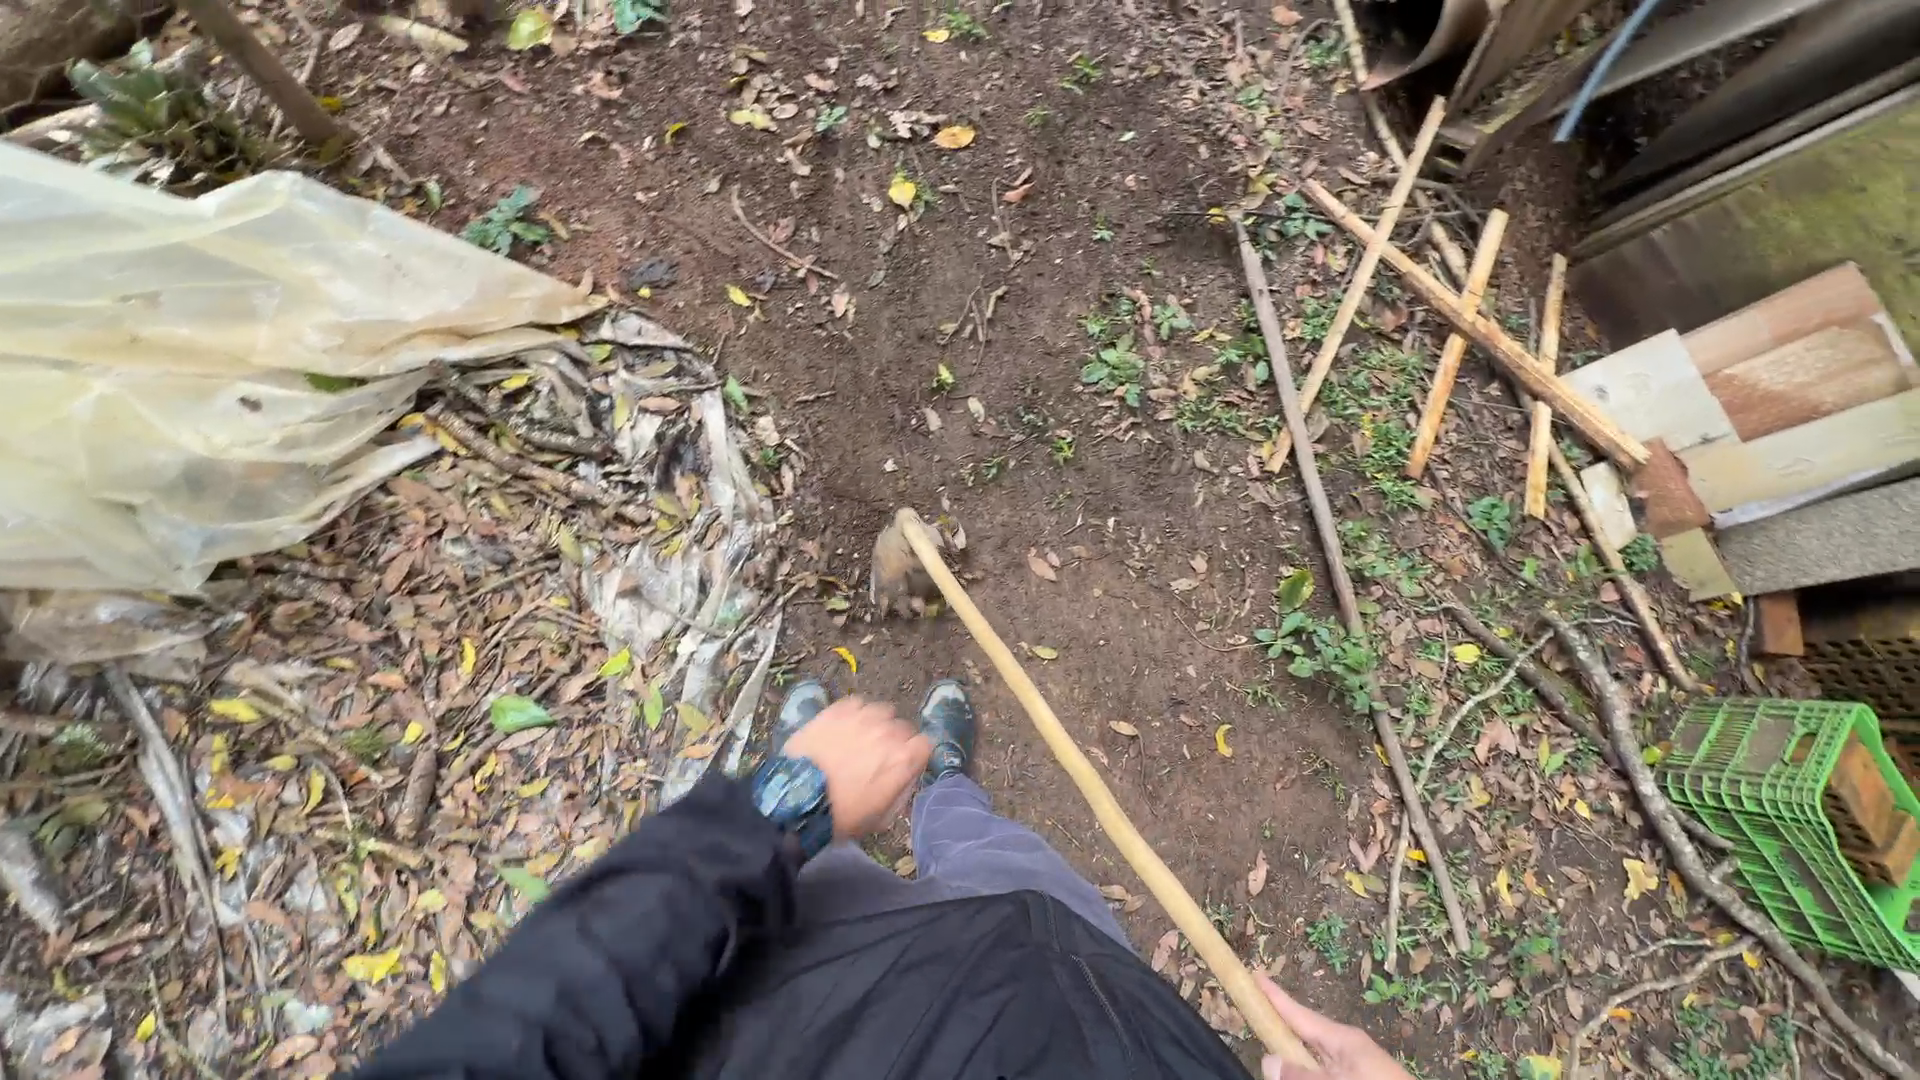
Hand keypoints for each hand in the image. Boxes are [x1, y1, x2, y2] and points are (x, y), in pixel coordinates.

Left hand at [783, 696, 929, 839]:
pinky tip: (844, 729)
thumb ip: (901, 793)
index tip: (903, 763)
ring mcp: (863, 717)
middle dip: (894, 741)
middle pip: (903, 728)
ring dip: (876, 724)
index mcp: (903, 759)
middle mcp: (888, 732)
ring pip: (882, 712)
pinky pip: (857, 704)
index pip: (925, 744)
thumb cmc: (840, 816)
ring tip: (859, 739)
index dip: (914, 754)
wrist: (796, 801)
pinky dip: (855, 714)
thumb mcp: (881, 818)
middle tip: (876, 756)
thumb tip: (906, 778)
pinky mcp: (839, 709)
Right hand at [1258, 976, 1410, 1079]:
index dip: (1273, 996)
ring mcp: (1360, 1070)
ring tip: (1281, 1067)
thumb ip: (1302, 1076)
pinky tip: (1305, 1076)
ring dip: (1301, 1067)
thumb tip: (1267, 1060)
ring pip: (1318, 1063)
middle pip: (1306, 1040)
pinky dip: (1316, 1074)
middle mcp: (1350, 1051)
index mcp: (1344, 1040)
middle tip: (1258, 1021)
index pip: (1298, 1013)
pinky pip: (1331, 1074)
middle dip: (1283, 1035)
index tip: (1253, 973)